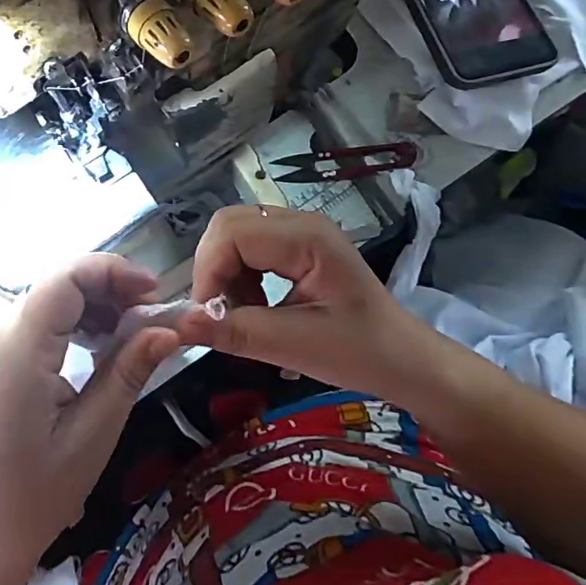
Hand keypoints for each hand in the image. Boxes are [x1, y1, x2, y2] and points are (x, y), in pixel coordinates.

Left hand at [0, 254, 181, 583]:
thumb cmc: (41, 490)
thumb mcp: (95, 430)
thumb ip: (130, 370)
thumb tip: (170, 328)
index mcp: (23, 349)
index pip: (66, 278)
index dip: (112, 271)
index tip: (154, 290)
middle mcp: (7, 336)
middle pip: (59, 281)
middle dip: (109, 284)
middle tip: (151, 310)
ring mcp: (3, 348)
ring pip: (54, 298)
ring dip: (96, 301)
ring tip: (136, 326)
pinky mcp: (9, 363)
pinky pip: (47, 321)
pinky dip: (80, 320)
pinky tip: (106, 343)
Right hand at [176, 205, 434, 398]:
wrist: (404, 360)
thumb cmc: (360, 352)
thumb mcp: (296, 346)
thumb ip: (237, 332)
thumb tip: (181, 325)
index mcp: (306, 238)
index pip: (231, 233)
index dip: (209, 273)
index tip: (206, 319)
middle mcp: (299, 223)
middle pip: (228, 226)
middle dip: (213, 270)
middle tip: (219, 315)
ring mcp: (299, 233)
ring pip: (234, 237)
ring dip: (225, 276)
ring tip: (240, 316)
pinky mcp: (296, 248)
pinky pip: (249, 250)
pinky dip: (239, 278)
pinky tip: (254, 308)